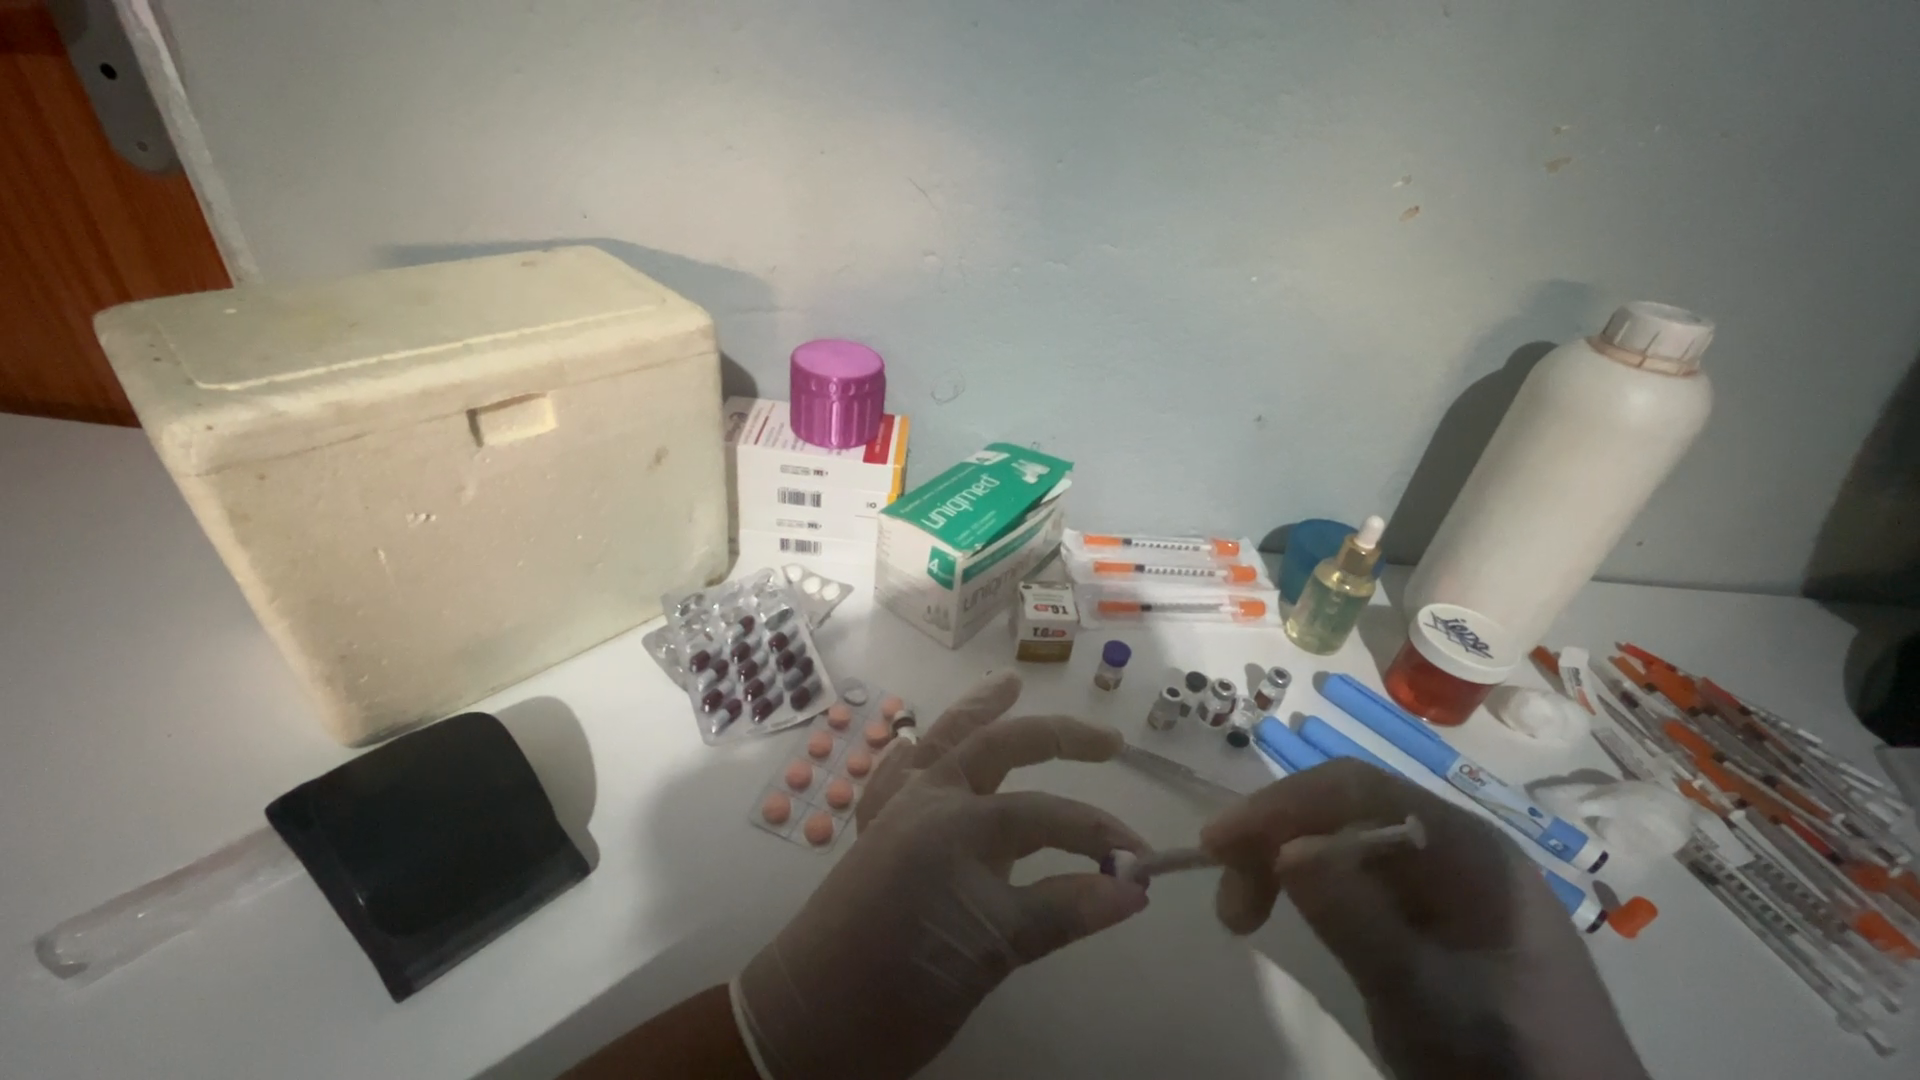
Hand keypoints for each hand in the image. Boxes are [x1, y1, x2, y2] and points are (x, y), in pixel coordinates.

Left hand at [732, 673, 1149, 1079]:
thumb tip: (1136, 889)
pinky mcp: (874, 831)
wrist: (808, 1019)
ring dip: (978, 712)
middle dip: (1057, 736)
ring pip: (943, 741)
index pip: (1049, 816)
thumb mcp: (993, 950)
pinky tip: (918, 744)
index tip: (1143, 863)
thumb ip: (1064, 910)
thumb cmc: (904, 984)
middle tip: (1106, 740)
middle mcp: (927, 798)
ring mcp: (896, 809)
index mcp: (959, 821)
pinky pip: (897, 773)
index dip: (1100, 837)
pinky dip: (915, 753)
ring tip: (1006, 686)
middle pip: (1000, 745)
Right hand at [1202, 760, 1647, 1079]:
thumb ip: (1360, 923)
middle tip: (1228, 900)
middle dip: (1272, 837)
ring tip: (1241, 913)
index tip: (1218, 845)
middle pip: (1341, 808)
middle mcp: (1451, 846)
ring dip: (1279, 861)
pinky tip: (1281, 909)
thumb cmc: (1511, 1064)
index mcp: (1468, 848)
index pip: (1356, 789)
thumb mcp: (1429, 1002)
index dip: (1279, 805)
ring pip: (1338, 837)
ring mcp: (1438, 878)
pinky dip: (1303, 884)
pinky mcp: (1423, 911)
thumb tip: (1284, 845)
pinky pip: (1350, 872)